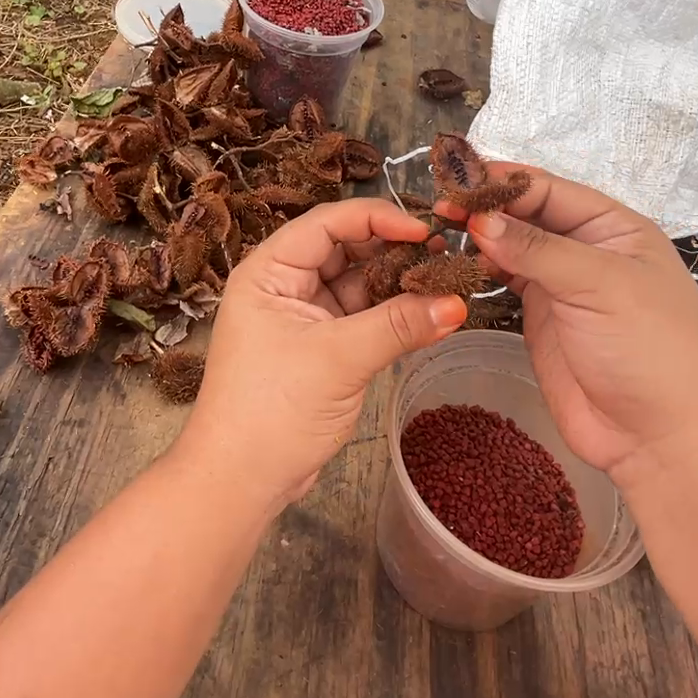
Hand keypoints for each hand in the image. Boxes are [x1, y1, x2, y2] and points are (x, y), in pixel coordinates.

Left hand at [174, 198, 467, 512]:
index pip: (326, 223)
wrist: (241, 479)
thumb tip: (457, 303)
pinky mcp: (320, 347)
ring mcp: (302, 316)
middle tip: (444, 254)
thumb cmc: (272, 409)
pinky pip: (361, 317)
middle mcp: (283, 285)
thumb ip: (398, 326)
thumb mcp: (339, 359)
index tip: (424, 230)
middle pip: (344, 249)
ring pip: (356, 283)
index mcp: (268, 271)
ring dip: (396, 283)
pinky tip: (428, 313)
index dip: (376, 218)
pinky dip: (391, 315)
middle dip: (392, 250)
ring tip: (444, 280)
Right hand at [435, 166, 697, 483]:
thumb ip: (537, 249)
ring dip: (479, 236)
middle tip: (438, 204)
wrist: (658, 439)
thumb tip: (477, 219)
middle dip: (486, 207)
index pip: (549, 190)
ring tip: (437, 229)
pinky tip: (453, 262)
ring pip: (513, 244)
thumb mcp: (598, 286)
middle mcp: (587, 248)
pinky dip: (479, 268)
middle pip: (528, 213)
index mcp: (615, 228)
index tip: (457, 184)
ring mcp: (562, 282)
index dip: (503, 184)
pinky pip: (505, 278)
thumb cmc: (647, 349)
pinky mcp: (541, 314)